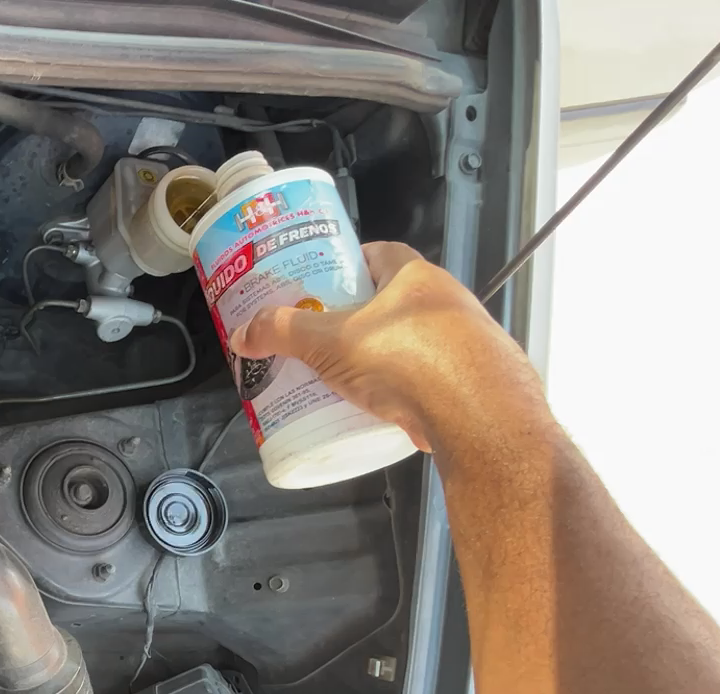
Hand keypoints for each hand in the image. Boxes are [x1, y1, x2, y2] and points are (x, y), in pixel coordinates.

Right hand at [226, 242, 546, 454]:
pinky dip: (390, 384)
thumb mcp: (328, 341)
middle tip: (311, 338)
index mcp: (414, 277)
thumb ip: (282, 332)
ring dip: (369, 354)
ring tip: (331, 375)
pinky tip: (366, 402)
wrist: (476, 413)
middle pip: (385, 301)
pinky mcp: (464, 377)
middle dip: (348, 318)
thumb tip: (242, 334)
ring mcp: (459, 339)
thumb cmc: (406, 360)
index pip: (378, 254)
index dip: (345, 265)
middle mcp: (443, 300)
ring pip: (401, 340)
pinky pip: (416, 374)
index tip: (316, 286)